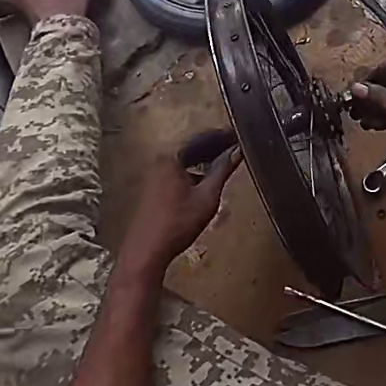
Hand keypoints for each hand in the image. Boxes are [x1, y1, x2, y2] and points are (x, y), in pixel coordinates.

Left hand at [118, 142, 243, 280]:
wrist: (146, 251)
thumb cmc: (178, 222)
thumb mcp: (207, 196)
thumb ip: (222, 170)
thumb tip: (238, 150)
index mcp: (172, 157)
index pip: (202, 137)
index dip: (223, 135)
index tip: (240, 134)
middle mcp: (161, 160)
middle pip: (192, 146)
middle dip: (215, 145)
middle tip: (237, 145)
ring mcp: (155, 174)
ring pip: (186, 159)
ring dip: (205, 158)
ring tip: (226, 160)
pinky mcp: (154, 187)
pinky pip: (179, 170)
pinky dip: (195, 169)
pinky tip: (207, 178)